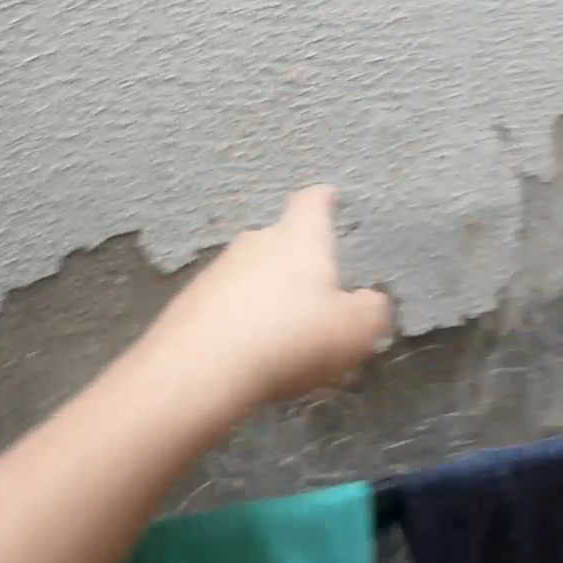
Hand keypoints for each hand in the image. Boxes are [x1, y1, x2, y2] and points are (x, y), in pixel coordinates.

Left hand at [144, 185, 391, 404]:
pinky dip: (240, 321)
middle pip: (282, 239)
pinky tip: (248, 355)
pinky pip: (226, 304)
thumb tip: (371, 300)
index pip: (313, 201)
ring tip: (283, 334)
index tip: (331, 195)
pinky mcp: (190, 302)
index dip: (325, 198)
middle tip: (317, 293)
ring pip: (252, 273)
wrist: (200, 367)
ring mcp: (218, 269)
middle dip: (298, 260)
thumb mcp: (354, 329)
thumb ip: (371, 310)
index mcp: (300, 237)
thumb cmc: (290, 336)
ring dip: (267, 294)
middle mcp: (257, 241)